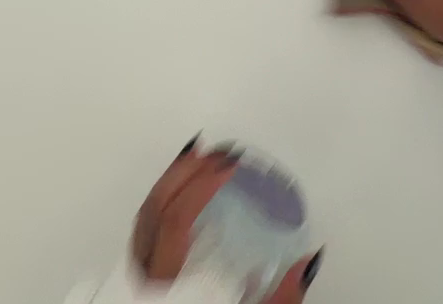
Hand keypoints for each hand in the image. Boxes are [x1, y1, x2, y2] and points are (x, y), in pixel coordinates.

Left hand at [133, 140, 323, 298]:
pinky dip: (156, 215)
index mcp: (176, 293)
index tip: (227, 165)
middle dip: (181, 176)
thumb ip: (281, 299)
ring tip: (191, 166)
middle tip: (212, 153)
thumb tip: (308, 260)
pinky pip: (139, 244)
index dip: (201, 185)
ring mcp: (134, 293)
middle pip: (151, 216)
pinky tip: (173, 207)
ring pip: (140, 228)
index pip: (178, 221)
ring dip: (165, 190)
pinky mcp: (134, 298)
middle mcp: (146, 289)